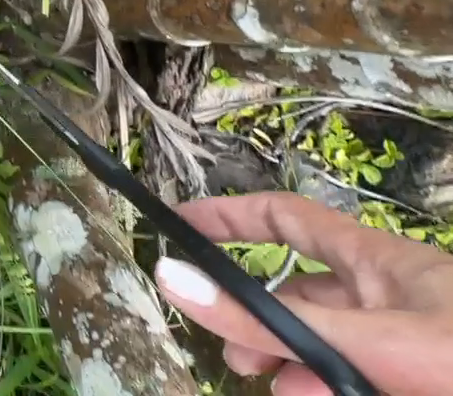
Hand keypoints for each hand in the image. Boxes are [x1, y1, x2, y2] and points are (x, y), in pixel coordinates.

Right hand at [153, 191, 452, 395]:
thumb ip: (274, 321)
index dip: (226, 215)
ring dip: (298, 369)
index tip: (173, 227)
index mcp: (381, 264)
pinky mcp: (428, 380)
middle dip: (260, 322)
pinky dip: (336, 388)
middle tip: (233, 357)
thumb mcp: (385, 347)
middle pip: (304, 297)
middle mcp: (397, 299)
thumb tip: (167, 277)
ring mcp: (421, 348)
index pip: (283, 217)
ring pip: (338, 350)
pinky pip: (370, 379)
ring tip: (281, 392)